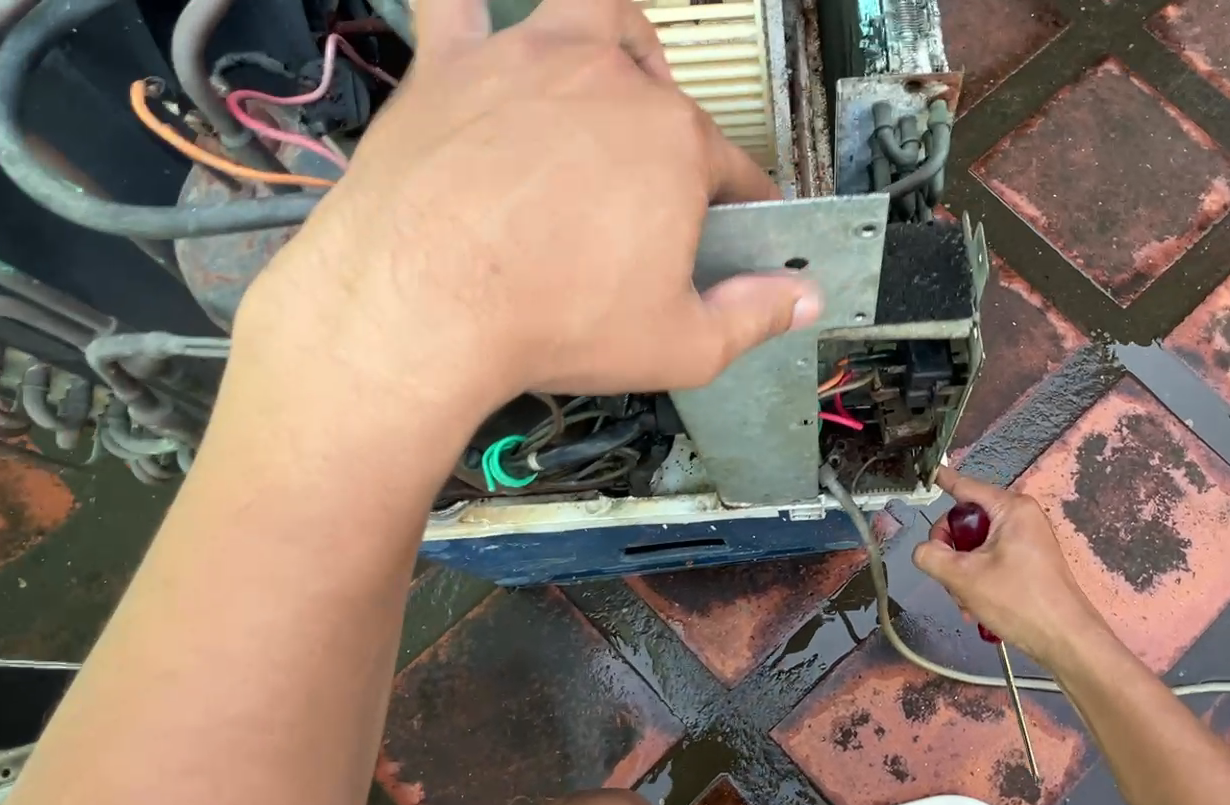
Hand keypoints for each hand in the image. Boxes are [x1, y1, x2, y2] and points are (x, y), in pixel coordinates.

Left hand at [219, 0, 820, 477]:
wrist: (421, 305)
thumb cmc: (562, 322)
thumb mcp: (686, 346)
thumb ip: (758, 315)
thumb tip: (808, 296)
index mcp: (676, 144)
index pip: (736, 170)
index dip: (746, 206)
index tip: (742, 233)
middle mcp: (610, 80)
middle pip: (668, 93)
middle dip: (679, 138)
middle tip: (662, 196)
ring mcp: (525, 59)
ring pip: (588, 13)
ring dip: (615, 41)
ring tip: (616, 83)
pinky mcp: (449, 65)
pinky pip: (460, 3)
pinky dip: (479, 15)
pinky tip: (488, 32)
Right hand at [912, 468, 1113, 667]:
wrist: (1064, 639)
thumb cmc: (1019, 601)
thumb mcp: (964, 578)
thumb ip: (932, 556)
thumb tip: (924, 550)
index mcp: (1011, 508)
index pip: (965, 487)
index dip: (942, 482)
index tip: (927, 474)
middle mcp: (1022, 517)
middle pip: (967, 520)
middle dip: (951, 550)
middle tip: (948, 576)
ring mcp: (1027, 539)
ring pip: (976, 545)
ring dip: (963, 572)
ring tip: (966, 600)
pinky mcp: (1029, 561)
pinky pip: (992, 559)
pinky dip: (979, 579)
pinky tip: (977, 606)